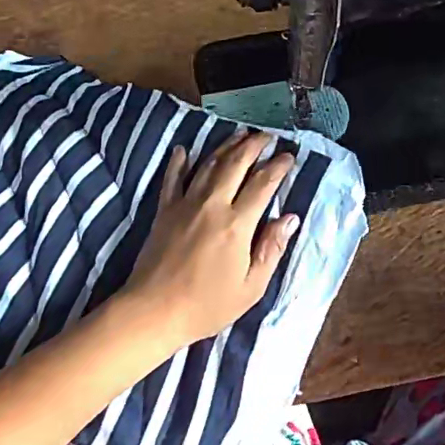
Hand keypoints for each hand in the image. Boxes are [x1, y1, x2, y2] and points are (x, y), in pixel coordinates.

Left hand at [116, 131, 299, 347]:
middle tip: (268, 136)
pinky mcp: (164, 210)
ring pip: (208, 165)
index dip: (278, 166)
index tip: (289, 156)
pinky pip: (173, 179)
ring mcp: (185, 204)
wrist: (154, 310)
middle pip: (236, 164)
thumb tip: (290, 217)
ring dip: (226, 146)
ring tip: (240, 134)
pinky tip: (183, 149)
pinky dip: (179, 162)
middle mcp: (211, 205)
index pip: (263, 184)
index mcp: (237, 224)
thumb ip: (271, 249)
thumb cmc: (207, 305)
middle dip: (254, 145)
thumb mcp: (251, 287)